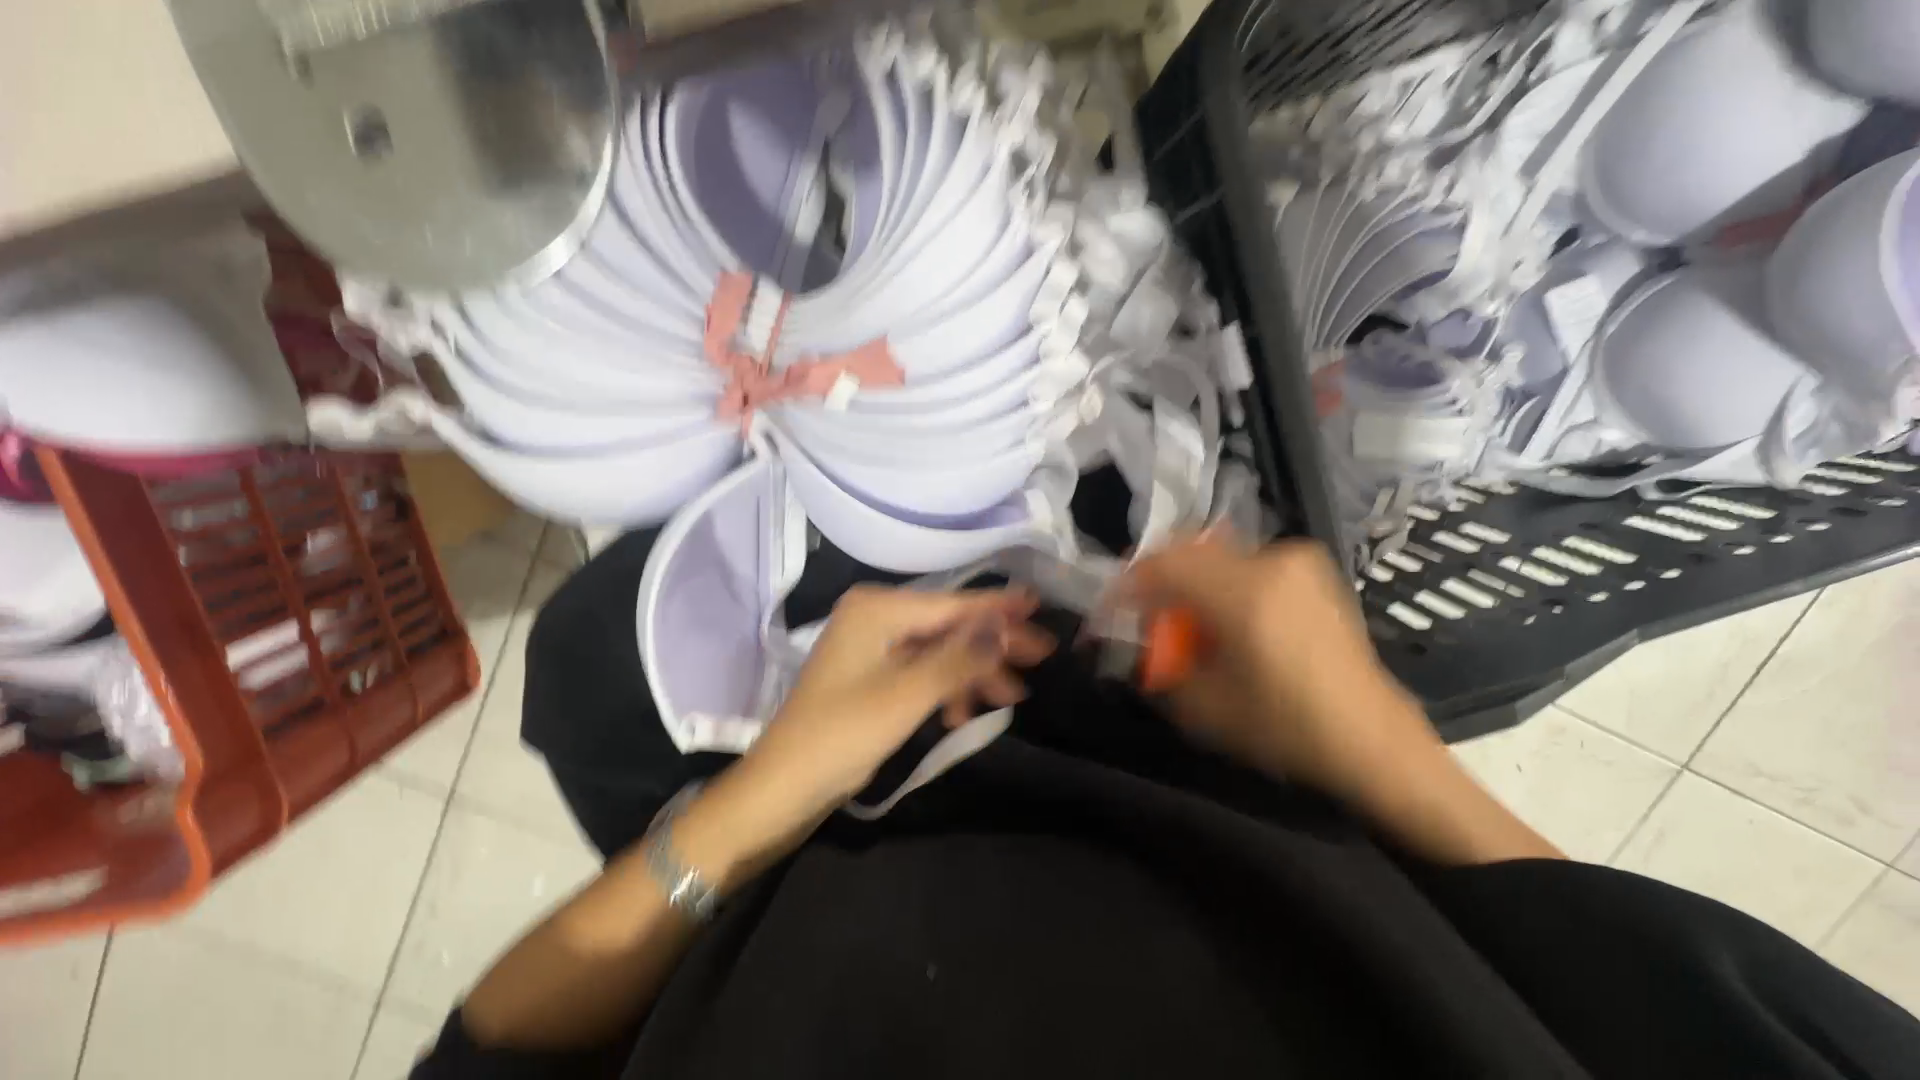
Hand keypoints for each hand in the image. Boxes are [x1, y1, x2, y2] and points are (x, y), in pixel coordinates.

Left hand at [741, 585, 1056, 817]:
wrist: (785, 786)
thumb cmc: (843, 735)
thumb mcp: (908, 696)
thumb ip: (959, 657)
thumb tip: (1005, 625)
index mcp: (876, 609)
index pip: (952, 604)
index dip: (1000, 610)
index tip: (1044, 610)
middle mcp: (874, 617)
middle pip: (949, 625)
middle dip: (992, 647)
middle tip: (1041, 661)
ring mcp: (872, 647)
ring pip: (939, 651)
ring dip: (973, 673)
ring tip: (1010, 698)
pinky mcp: (872, 676)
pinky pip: (922, 671)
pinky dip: (946, 688)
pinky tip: (964, 713)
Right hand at [1125, 534, 1444, 798]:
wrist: (1370, 738)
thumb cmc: (1285, 728)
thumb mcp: (1204, 708)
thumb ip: (1158, 666)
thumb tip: (1132, 642)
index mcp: (1244, 594)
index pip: (1162, 564)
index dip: (1126, 585)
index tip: (1110, 610)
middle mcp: (1272, 563)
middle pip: (1189, 551)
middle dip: (1158, 582)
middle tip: (1146, 618)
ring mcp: (1298, 562)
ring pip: (1219, 555)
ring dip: (1192, 581)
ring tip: (1188, 623)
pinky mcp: (1314, 571)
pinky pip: (1248, 564)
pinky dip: (1224, 583)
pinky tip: (1226, 620)